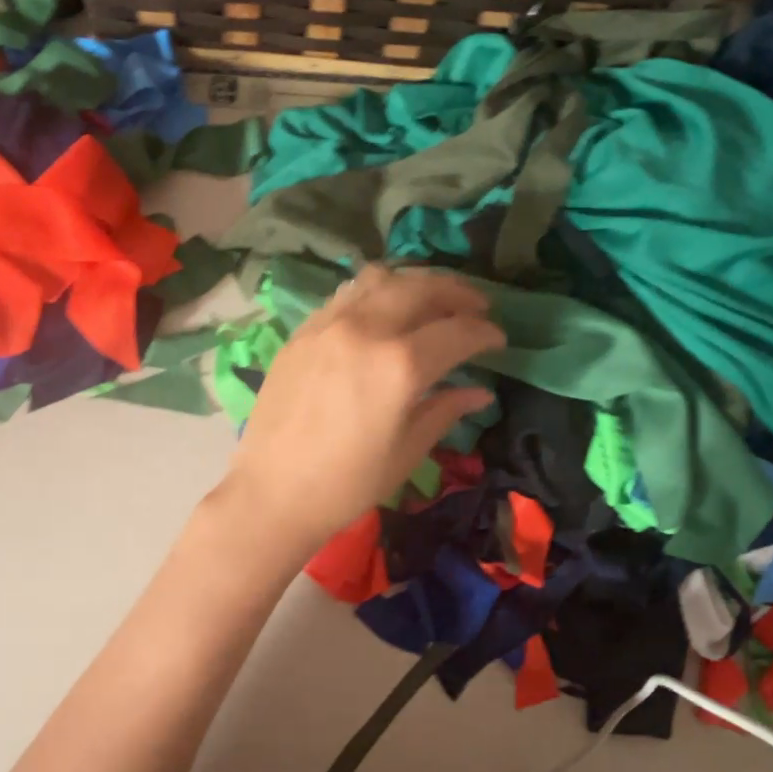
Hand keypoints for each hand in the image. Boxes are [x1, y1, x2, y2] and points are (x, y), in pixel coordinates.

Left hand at [214, 265, 503, 552]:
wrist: (273, 492)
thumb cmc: (347, 484)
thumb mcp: (406, 452)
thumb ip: (445, 410)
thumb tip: (479, 391)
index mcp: (399, 365)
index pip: (457, 332)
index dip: (485, 333)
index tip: (499, 340)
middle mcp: (365, 330)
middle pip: (422, 289)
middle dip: (458, 294)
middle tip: (477, 309)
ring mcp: (329, 325)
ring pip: (382, 279)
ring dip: (416, 283)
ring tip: (433, 300)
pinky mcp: (303, 331)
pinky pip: (348, 294)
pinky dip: (376, 292)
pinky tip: (385, 311)